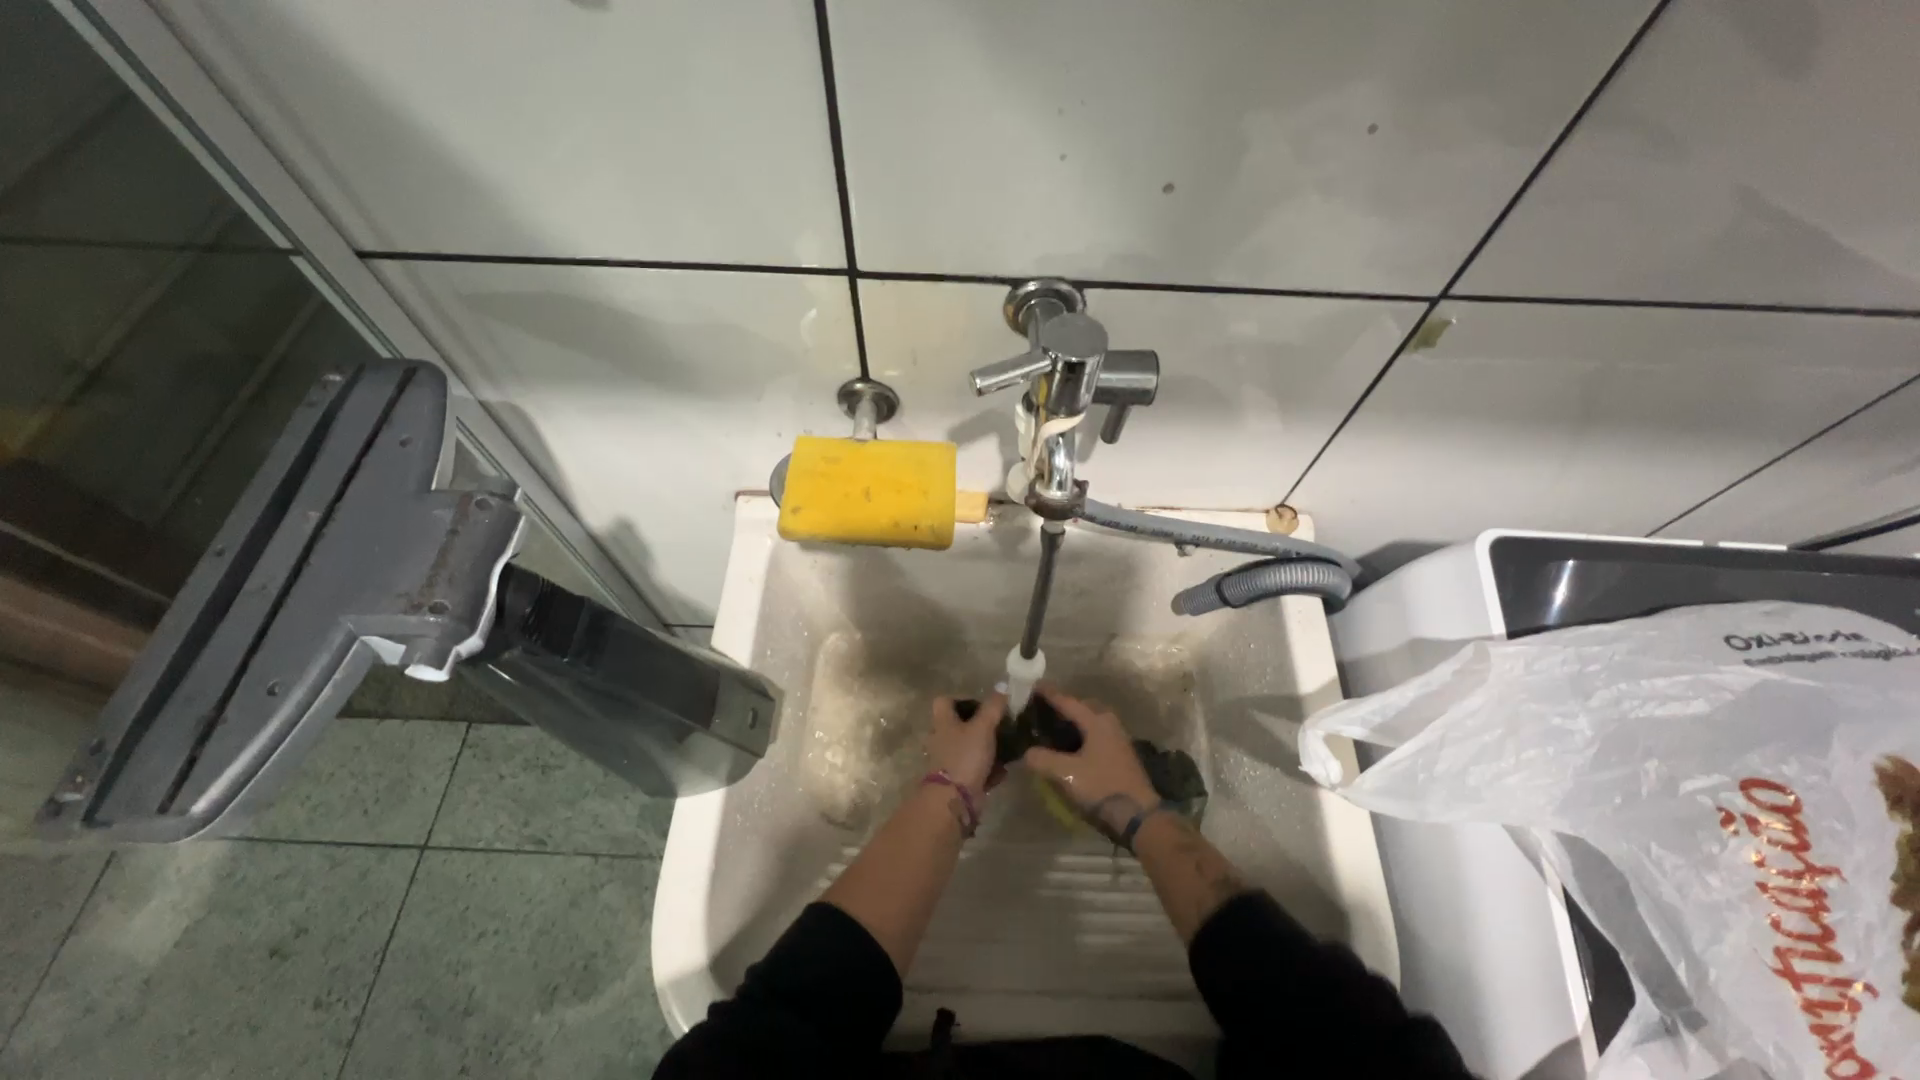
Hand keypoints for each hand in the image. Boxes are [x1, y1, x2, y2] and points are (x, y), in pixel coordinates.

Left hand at [927, 694, 1004, 795]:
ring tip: (1008, 746)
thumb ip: (993, 707)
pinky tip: (1004, 770)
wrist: (954, 798)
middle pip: (960, 725)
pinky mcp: (959, 779)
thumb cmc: (965, 756)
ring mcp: (949, 760)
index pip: (945, 700)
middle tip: (1002, 725)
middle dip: (982, 725)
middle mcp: (942, 739)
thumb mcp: (982, 727)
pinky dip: (989, 769)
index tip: (984, 704)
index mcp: (943, 722)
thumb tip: (1002, 686)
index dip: (963, 698)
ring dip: (988, 748)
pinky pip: (976, 769)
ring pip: (970, 748)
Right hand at [1021, 686, 1158, 834]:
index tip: (1032, 686)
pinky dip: (1080, 735)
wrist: (1137, 816)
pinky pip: (1095, 735)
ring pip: (1090, 722)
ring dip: (1071, 722)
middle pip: (1081, 707)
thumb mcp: (1065, 774)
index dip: (1048, 694)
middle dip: (1061, 706)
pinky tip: (1069, 747)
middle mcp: (1109, 724)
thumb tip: (1027, 752)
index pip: (1067, 701)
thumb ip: (1041, 759)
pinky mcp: (1120, 754)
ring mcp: (1117, 739)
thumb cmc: (1101, 788)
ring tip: (1051, 727)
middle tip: (1040, 709)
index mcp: (1096, 722)